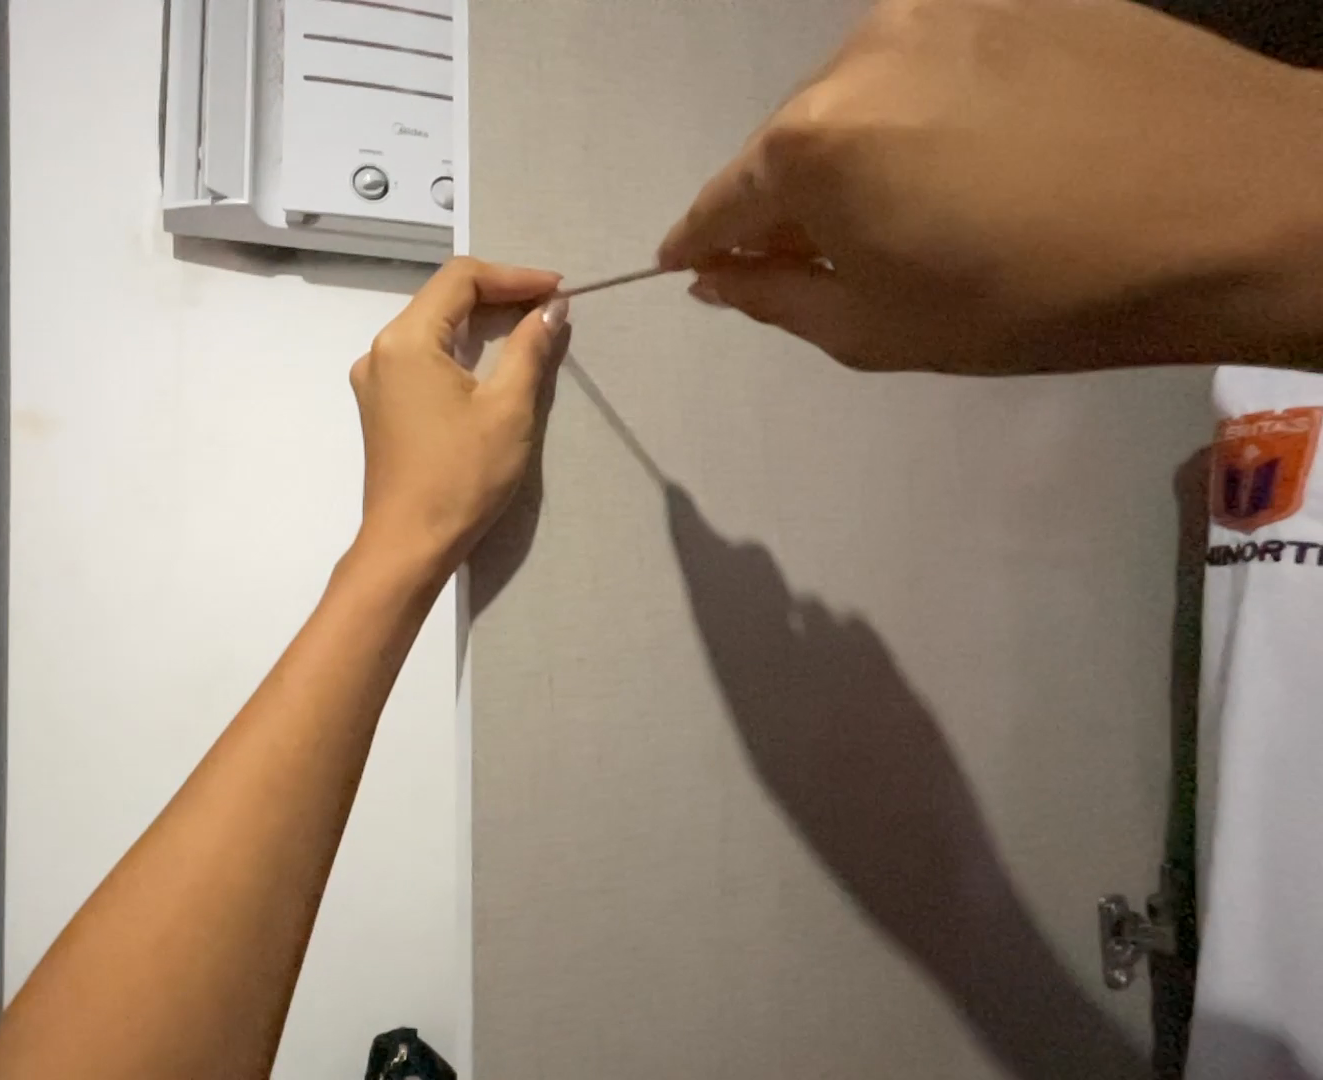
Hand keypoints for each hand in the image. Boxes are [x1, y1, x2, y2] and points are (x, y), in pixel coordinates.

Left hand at [350, 257, 567, 572]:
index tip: (557, 292)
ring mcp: (374, 382)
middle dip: (498, 297)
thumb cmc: (461, 476)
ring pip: (431, 330)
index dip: (513, 277)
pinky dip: (457, 353)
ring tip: (528, 331)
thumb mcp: (507, 408)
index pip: (460, 279)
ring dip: (479, 325)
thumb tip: (551, 309)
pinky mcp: (380, 407)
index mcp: (404, 341)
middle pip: (441, 301)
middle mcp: (379, 352)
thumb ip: (529, 348)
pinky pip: (420, 360)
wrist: (409, 543)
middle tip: (549, 310)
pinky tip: (490, 364)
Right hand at [657, 0, 1322, 373]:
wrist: (1245, 213)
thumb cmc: (1024, 299)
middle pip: (779, 147)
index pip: (718, 203)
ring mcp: (940, 10)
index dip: (695, 243)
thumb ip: (767, 295)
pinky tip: (950, 160)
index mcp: (813, 143)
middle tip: (805, 258)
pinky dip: (906, 118)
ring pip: (844, 103)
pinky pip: (916, 68)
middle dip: (777, 206)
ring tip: (892, 212)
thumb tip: (713, 275)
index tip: (684, 264)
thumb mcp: (865, 327)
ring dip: (842, 159)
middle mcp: (858, 54)